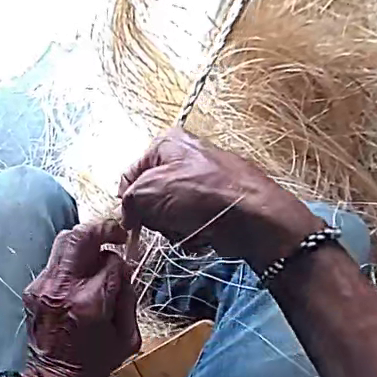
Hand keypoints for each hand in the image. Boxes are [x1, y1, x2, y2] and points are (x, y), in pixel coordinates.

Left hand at [21, 218, 140, 376]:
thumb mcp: (126, 337)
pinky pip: (54, 264)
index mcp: (90, 302)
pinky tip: (78, 279)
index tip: (125, 269)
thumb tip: (123, 269)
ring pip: (63, 244)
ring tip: (96, 254)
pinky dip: (69, 264)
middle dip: (101, 229)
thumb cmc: (91, 364)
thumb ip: (127, 297)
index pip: (111, 260)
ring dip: (83, 244)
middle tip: (114, 234)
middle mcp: (63, 289)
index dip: (122, 262)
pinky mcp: (32, 291)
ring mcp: (43, 288)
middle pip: (79, 236)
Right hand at [118, 129, 323, 265]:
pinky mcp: (215, 205)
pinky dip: (190, 233)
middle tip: (165, 220)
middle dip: (154, 215)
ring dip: (172, 228)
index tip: (131, 219)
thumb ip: (126, 201)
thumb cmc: (197, 195)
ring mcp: (202, 182)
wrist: (250, 215)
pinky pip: (188, 223)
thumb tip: (128, 217)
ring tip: (187, 227)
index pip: (129, 176)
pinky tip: (201, 233)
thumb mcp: (146, 192)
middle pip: (149, 197)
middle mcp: (184, 158)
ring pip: (167, 214)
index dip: (127, 201)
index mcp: (166, 144)